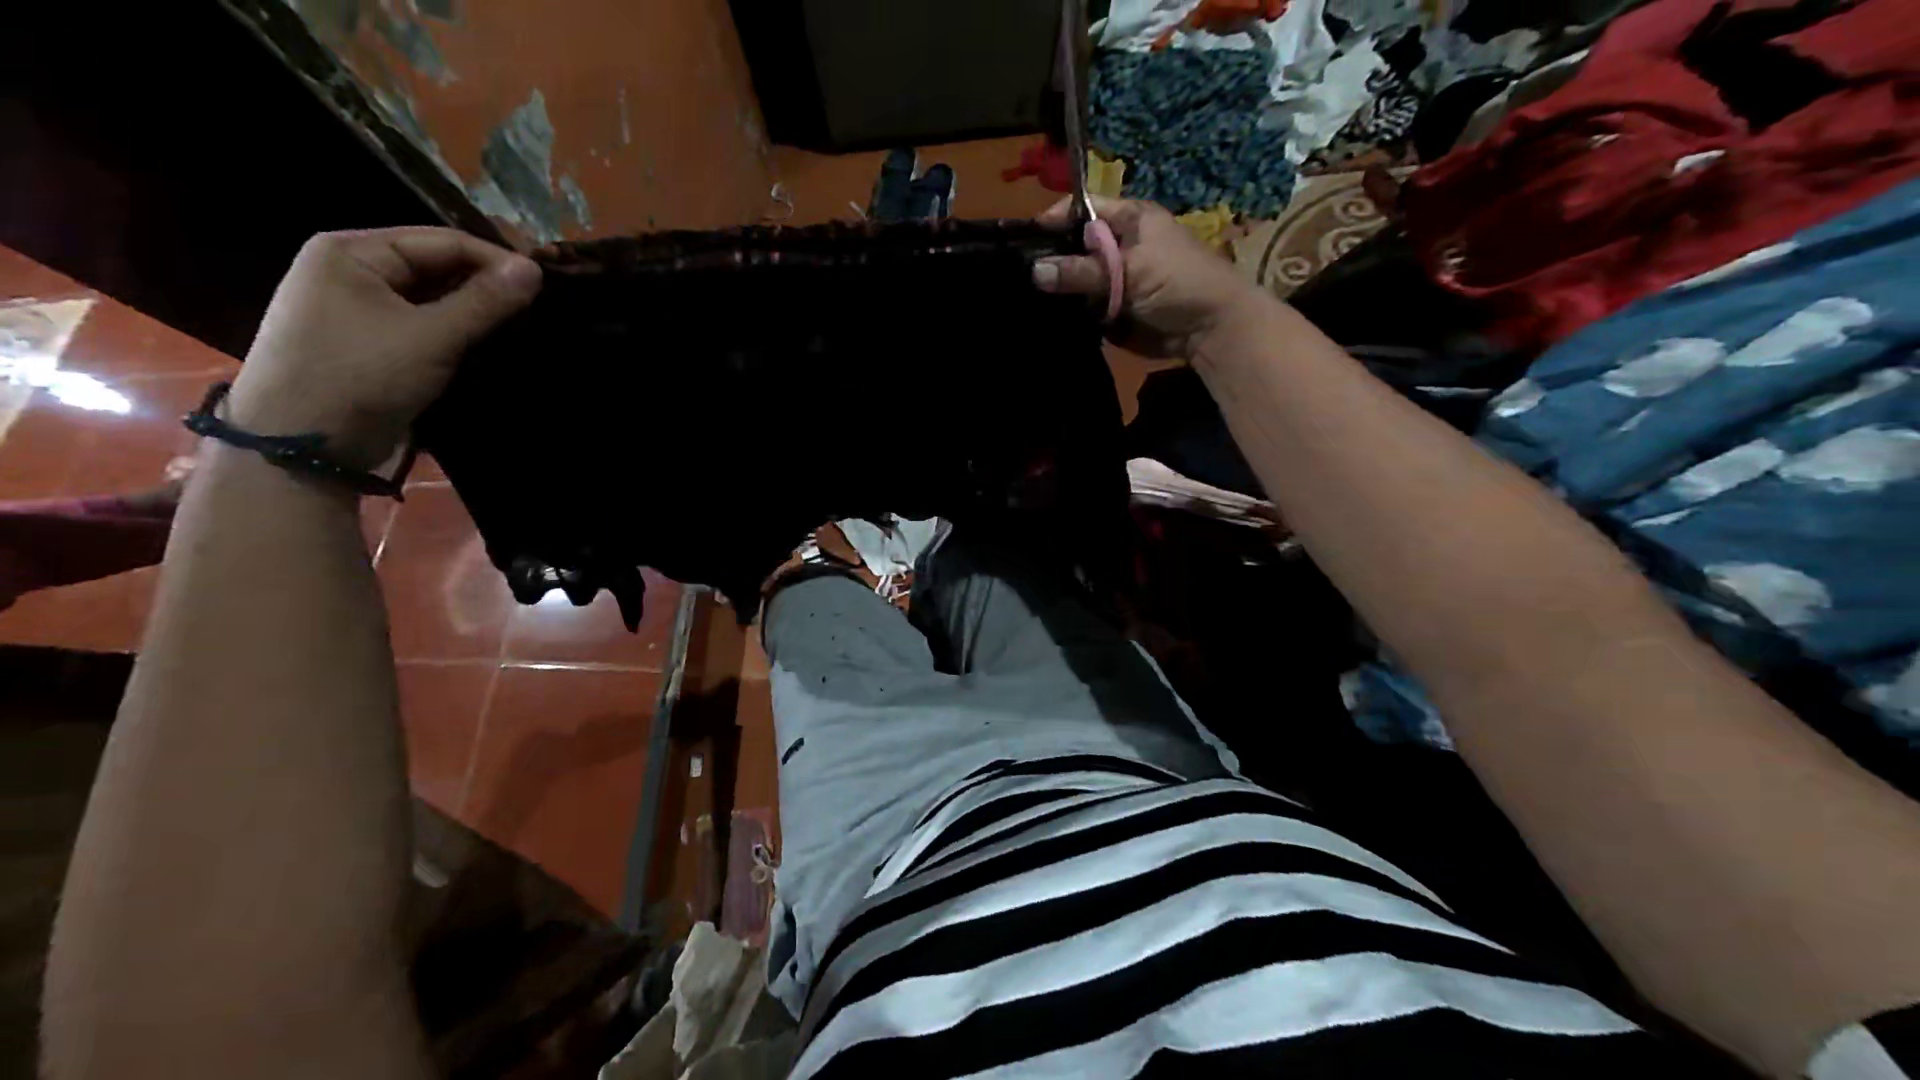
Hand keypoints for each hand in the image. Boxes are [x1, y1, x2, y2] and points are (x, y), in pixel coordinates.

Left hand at [228, 227, 541, 469]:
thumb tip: (535, 269)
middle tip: (538, 305)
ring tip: (519, 323)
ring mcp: (356, 309)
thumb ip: (485, 301)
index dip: (495, 259)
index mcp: (352, 252)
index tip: (544, 283)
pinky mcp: (368, 343)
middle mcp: (350, 271)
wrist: (303, 445)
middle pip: (434, 266)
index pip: (441, 241)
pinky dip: (454, 330)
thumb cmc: (361, 375)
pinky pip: (421, 324)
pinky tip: (485, 343)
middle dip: (485, 283)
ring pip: (430, 297)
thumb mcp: (432, 336)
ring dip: (472, 309)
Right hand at [1031, 197, 1261, 358]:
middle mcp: (1117, 245)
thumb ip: (1083, 271)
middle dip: (1050, 258)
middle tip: (1018, 275)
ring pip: (1073, 279)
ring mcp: (1113, 279)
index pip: (1081, 209)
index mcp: (1128, 219)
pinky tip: (1043, 316)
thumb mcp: (1132, 270)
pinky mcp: (1111, 309)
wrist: (1210, 330)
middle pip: (1072, 246)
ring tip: (1026, 298)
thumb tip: (1035, 270)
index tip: (1025, 241)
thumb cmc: (1180, 283)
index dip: (1054, 219)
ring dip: (1055, 290)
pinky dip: (1067, 312)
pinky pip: (1081, 307)